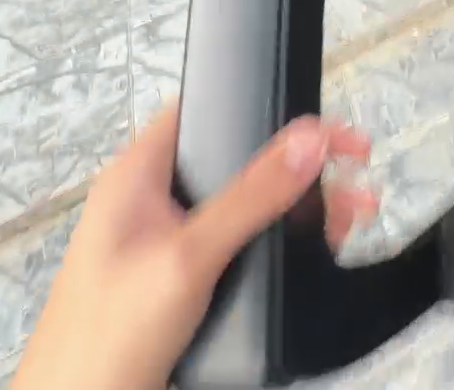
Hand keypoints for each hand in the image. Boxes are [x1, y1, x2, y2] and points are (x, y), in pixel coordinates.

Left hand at [13, 105, 378, 389]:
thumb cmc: (100, 348)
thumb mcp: (186, 260)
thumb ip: (251, 197)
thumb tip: (308, 141)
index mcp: (137, 179)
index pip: (207, 110)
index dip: (264, 104)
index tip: (320, 122)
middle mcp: (155, 201)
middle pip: (243, 154)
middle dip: (304, 158)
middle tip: (353, 159)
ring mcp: (172, 239)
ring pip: (253, 198)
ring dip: (306, 198)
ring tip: (354, 207)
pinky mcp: (190, 274)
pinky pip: (251, 236)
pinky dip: (291, 233)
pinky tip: (325, 240)